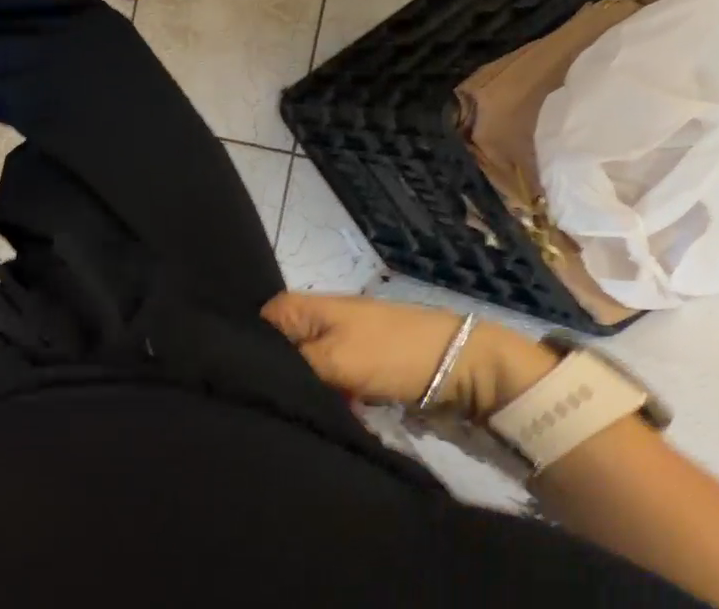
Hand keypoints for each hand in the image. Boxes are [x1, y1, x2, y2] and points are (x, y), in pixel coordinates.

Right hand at [262, 292, 559, 421]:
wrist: (470, 366)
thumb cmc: (393, 353)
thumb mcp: (331, 361)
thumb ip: (286, 367)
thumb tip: (249, 375)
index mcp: (293, 306)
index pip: (249, 332)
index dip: (249, 359)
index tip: (254, 387)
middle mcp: (307, 317)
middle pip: (276, 353)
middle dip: (282, 379)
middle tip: (285, 404)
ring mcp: (333, 339)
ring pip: (303, 370)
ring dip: (310, 391)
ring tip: (311, 412)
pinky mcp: (355, 360)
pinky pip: (328, 380)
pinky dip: (331, 396)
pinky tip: (335, 410)